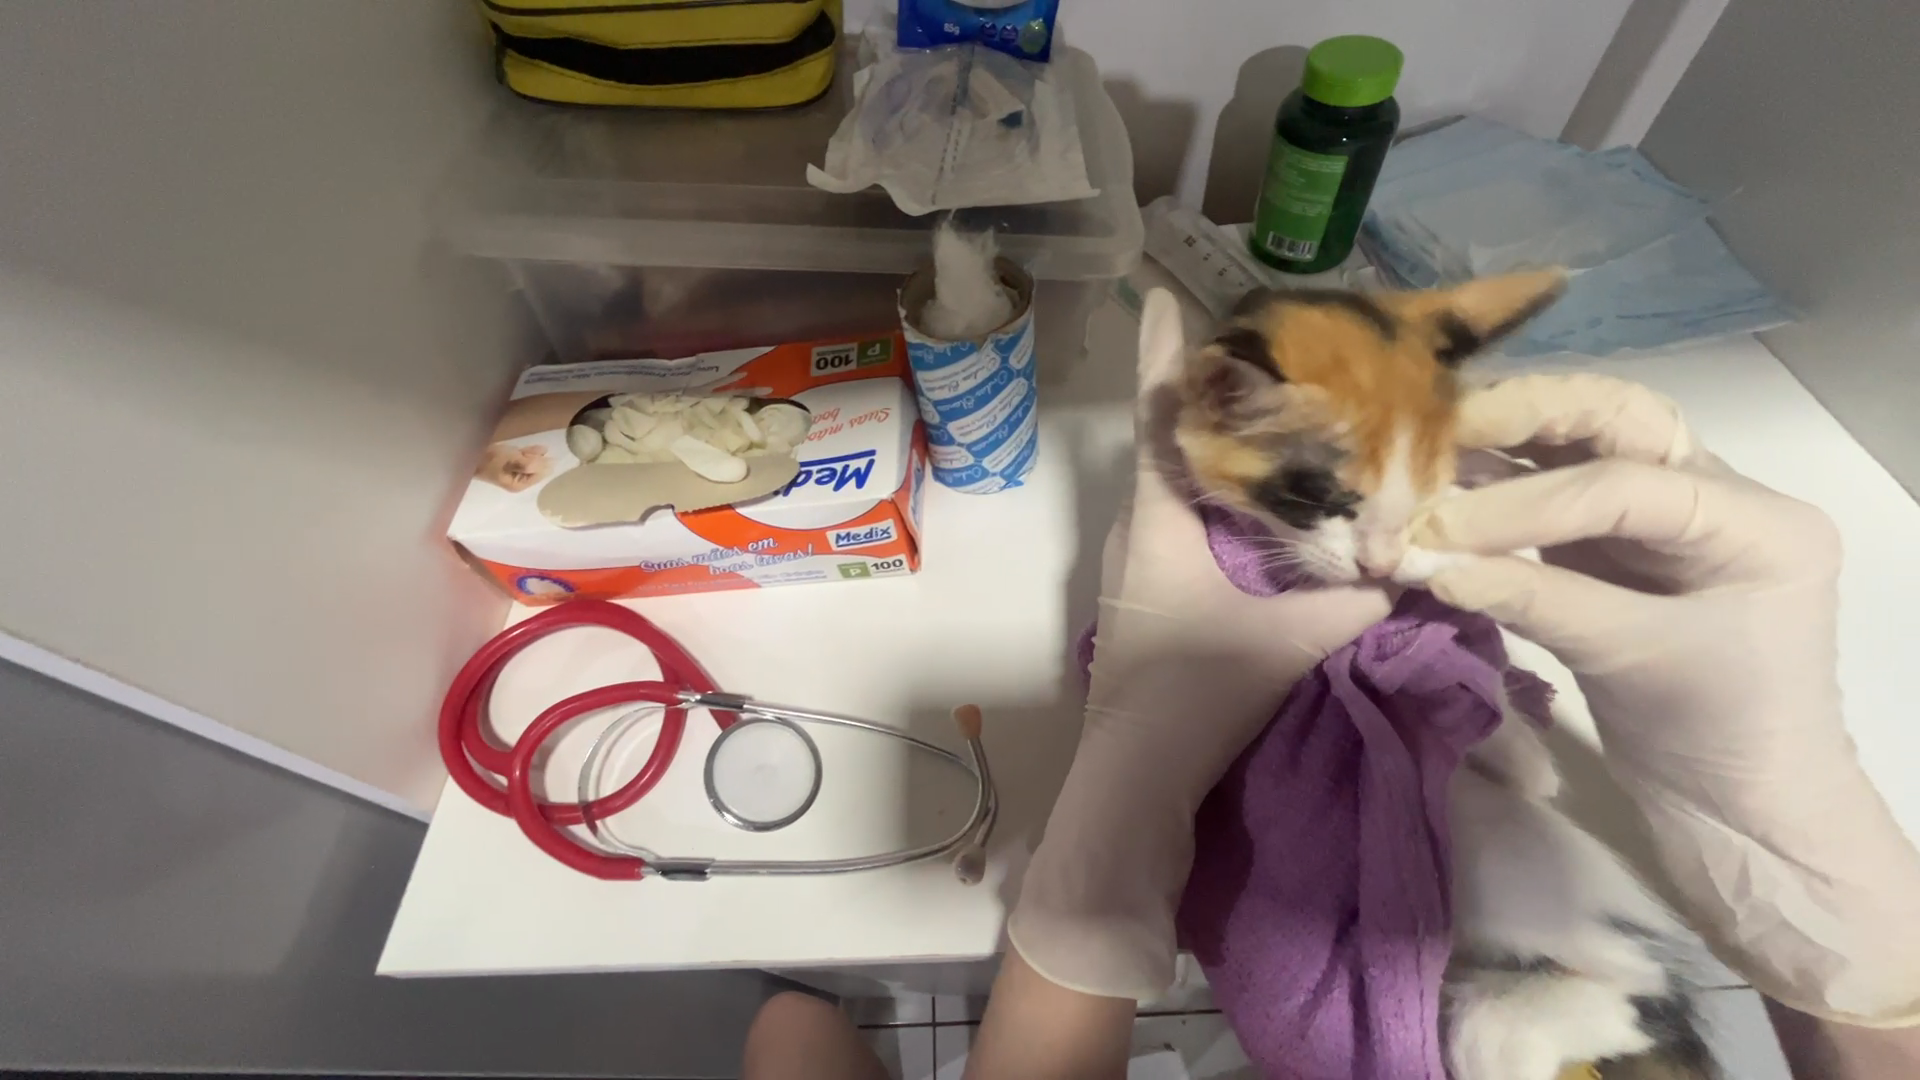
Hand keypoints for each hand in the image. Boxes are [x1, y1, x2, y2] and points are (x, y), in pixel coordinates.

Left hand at [1005, 288, 1390, 1000]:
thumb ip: (1356, 598)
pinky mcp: (1152, 595)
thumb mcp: (1288, 640)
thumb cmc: (1193, 694)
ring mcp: (1139, 563)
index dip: (1160, 355)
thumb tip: (1417, 566)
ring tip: (1272, 416)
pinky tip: (1262, 505)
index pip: (1156, 419)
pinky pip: (1185, 528)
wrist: (1136, 773)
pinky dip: (1220, 504)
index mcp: (1154, 520)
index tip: (1156, 296)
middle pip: (1169, 446)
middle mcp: (1137, 529)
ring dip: (1216, 454)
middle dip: (1208, 400)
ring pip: (1178, 489)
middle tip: (1261, 355)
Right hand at [1411, 373, 1919, 1025]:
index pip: (1619, 484)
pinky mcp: (1603, 539)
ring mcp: (1651, 511)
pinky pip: (1540, 489)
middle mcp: (1708, 491)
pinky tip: (1434, 486)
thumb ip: (1525, 596)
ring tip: (1418, 453)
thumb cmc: (1712, 728)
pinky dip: (1484, 484)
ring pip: (1571, 441)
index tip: (1429, 534)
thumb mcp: (1627, 657)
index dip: (1517, 505)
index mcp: (1751, 519)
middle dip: (1518, 417)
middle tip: (1430, 432)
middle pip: (1608, 419)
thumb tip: (1413, 559)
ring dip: (1493, 442)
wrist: (1732, 791)